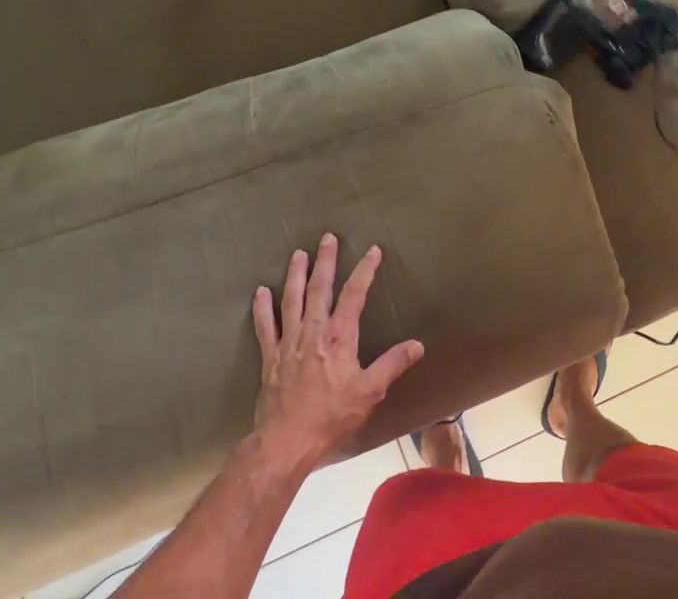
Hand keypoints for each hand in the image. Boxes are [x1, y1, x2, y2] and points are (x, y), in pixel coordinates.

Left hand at [250, 234, 423, 467]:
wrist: (288, 438)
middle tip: (327, 238)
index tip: (373, 251)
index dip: (365, 271)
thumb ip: (392, 365)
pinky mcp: (270, 356)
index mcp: (339, 337)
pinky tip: (260, 292)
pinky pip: (264, 326)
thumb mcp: (370, 392)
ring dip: (294, 274)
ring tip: (297, 254)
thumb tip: (417, 345)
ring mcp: (288, 342)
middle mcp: (313, 331)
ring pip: (291, 299)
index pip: (354, 295)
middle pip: (319, 288)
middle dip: (325, 261)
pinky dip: (262, 308)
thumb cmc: (332, 415)